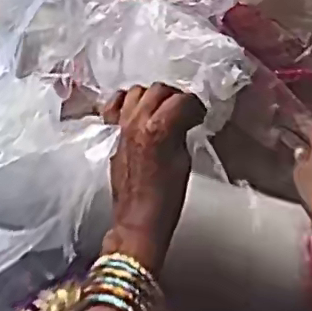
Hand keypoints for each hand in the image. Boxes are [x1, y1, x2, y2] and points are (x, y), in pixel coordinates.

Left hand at [101, 84, 204, 270]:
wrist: (138, 221)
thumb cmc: (166, 198)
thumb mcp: (184, 160)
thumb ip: (181, 131)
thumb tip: (183, 119)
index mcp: (159, 128)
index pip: (182, 99)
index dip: (195, 105)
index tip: (199, 113)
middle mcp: (137, 121)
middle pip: (159, 90)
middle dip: (175, 97)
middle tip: (185, 110)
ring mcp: (121, 126)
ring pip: (138, 91)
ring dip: (153, 97)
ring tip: (162, 109)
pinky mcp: (112, 133)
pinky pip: (116, 104)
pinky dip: (127, 102)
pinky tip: (137, 110)